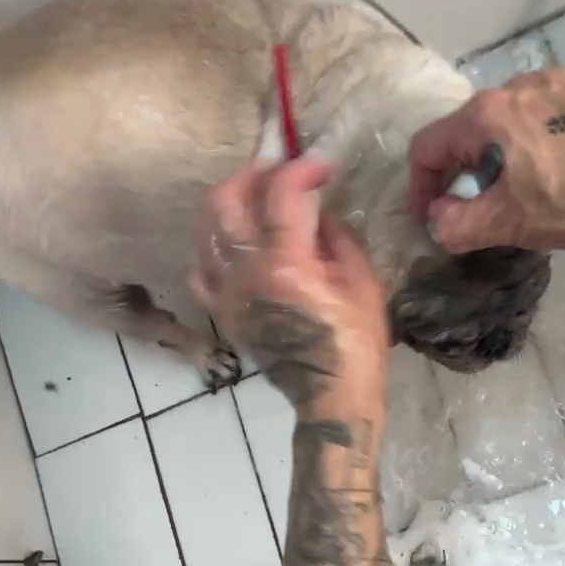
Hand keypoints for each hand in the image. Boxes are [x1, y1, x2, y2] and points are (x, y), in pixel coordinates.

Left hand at [194, 156, 390, 409]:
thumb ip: (336, 237)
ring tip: (255, 204)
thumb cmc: (357, 344)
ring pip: (206, 229)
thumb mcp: (363, 283)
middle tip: (277, 172)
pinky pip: (201, 270)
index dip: (302, 168)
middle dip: (251, 174)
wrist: (332, 398)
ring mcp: (227, 294)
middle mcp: (246, 273)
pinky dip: (214, 251)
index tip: (323, 167)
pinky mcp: (223, 313)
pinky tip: (237, 250)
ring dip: (229, 206)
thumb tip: (315, 212)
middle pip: (224, 199)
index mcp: (286, 264)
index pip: (280, 193)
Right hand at [408, 68, 564, 253]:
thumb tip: (438, 220)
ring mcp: (552, 86)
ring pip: (503, 126)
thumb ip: (456, 225)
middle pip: (466, 133)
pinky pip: (539, 121)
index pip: (428, 146)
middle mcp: (514, 88)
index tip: (432, 219)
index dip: (420, 187)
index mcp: (486, 114)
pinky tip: (552, 177)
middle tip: (476, 212)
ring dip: (496, 163)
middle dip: (461, 176)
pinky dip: (529, 149)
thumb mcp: (505, 222)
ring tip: (518, 197)